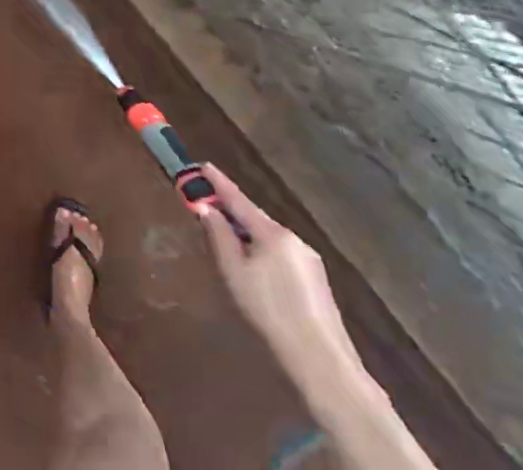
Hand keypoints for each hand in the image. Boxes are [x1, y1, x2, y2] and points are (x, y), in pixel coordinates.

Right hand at [195, 163, 358, 373]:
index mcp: (272, 233)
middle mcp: (293, 238)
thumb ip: (219, 235)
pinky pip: (280, 253)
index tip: (202, 165)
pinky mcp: (314, 277)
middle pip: (255, 218)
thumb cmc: (268, 309)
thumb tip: (207, 209)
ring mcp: (308, 258)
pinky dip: (261, 250)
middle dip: (231, 211)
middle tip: (207, 208)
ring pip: (268, 237)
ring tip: (226, 243)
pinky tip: (254, 268)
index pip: (239, 200)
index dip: (219, 182)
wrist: (319, 356)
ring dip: (246, 234)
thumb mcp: (233, 271)